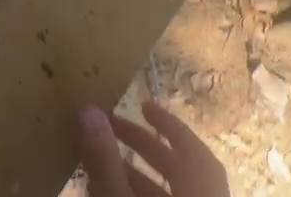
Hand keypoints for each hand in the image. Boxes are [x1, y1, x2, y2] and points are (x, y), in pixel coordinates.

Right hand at [77, 102, 228, 196]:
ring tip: (99, 156)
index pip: (197, 156)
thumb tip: (89, 108)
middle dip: (144, 145)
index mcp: (202, 194)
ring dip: (136, 171)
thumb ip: (106, 158)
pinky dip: (138, 192)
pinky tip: (110, 186)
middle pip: (182, 172)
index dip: (171, 127)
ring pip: (171, 192)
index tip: (142, 104)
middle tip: (108, 125)